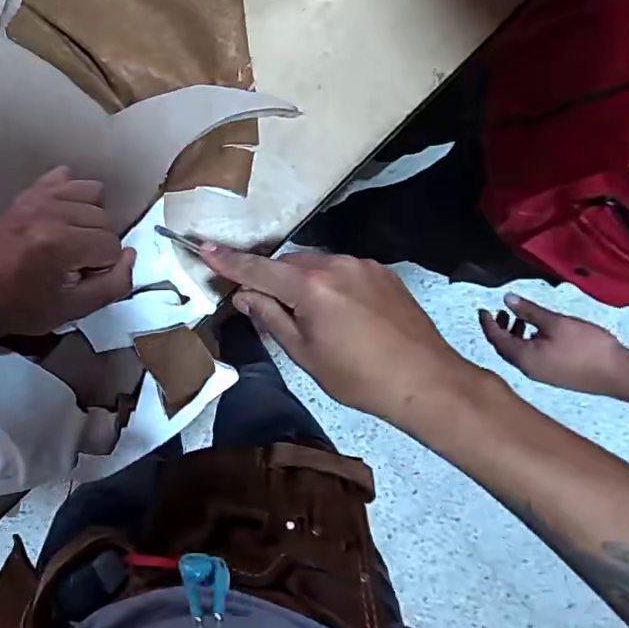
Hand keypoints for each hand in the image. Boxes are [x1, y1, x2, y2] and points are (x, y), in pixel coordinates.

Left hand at [0, 168, 133, 336]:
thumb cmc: (24, 308)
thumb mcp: (76, 309)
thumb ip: (115, 284)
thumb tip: (130, 255)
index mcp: (61, 244)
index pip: (112, 245)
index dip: (103, 267)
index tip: (82, 280)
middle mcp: (50, 213)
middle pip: (105, 219)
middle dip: (99, 245)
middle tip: (77, 265)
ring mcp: (35, 199)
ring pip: (92, 194)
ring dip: (90, 219)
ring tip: (73, 240)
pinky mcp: (25, 195)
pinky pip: (64, 177)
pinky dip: (72, 194)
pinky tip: (63, 217)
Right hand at [199, 247, 481, 424]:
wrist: (425, 379)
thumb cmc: (359, 377)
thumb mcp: (305, 354)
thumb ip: (272, 317)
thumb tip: (245, 295)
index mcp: (312, 287)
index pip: (259, 269)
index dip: (228, 261)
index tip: (203, 248)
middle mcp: (336, 265)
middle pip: (288, 265)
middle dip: (273, 281)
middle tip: (268, 310)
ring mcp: (363, 265)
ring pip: (316, 265)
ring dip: (303, 283)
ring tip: (312, 318)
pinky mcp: (382, 272)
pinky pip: (342, 270)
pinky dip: (329, 284)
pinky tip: (341, 314)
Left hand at [480, 293, 628, 394]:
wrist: (619, 375)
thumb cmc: (588, 347)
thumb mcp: (555, 323)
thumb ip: (529, 311)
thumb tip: (506, 299)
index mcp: (524, 358)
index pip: (496, 339)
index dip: (487, 323)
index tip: (481, 309)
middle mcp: (528, 370)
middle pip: (504, 348)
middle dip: (499, 329)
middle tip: (499, 312)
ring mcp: (541, 375)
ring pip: (518, 354)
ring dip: (514, 335)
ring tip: (519, 318)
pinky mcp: (554, 376)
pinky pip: (530, 358)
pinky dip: (526, 343)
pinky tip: (540, 333)